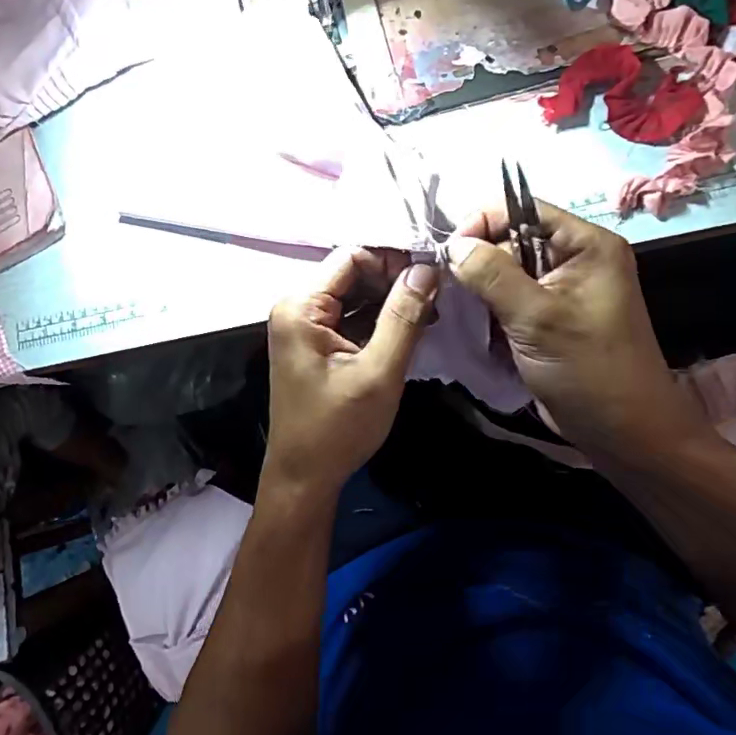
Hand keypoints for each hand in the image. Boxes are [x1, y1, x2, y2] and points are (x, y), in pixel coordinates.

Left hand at [264, 247, 438, 493]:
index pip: (352, 258)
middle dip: (396, 281)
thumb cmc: (338, 428)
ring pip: (356, 295)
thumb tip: (426, 270)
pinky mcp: (317, 344)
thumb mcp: (379, 372)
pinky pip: (352, 317)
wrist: (305, 477)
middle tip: (438, 297)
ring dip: (392, 301)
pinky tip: (413, 328)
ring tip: (432, 313)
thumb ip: (403, 318)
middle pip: (353, 273)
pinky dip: (381, 320)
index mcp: (301, 308)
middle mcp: (297, 308)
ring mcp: (306, 326)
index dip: (393, 260)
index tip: (432, 276)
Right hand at [447, 202, 707, 464]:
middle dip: (480, 261)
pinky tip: (475, 327)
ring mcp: (563, 293)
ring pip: (508, 275)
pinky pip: (512, 303)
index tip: (450, 251)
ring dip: (483, 291)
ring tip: (458, 308)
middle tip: (448, 284)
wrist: (626, 435)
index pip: (526, 210)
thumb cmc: (590, 371)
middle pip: (514, 241)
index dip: (485, 222)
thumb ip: (493, 275)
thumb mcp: (538, 318)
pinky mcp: (551, 322)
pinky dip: (492, 313)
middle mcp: (577, 261)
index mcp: (587, 245)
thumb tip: (454, 244)